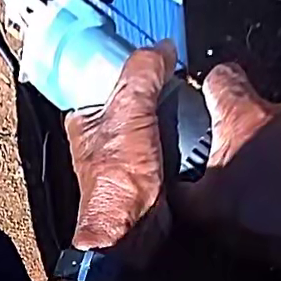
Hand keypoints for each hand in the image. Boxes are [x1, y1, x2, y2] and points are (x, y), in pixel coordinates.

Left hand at [63, 41, 176, 268]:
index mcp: (86, 117)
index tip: (155, 53)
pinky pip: (169, 142)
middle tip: (178, 78)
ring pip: (155, 119)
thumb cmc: (117, 183)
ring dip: (173, 112)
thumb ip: (143, 74)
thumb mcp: (129, 112)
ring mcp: (129, 154)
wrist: (136, 231)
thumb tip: (161, 49)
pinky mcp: (151, 171)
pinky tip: (194, 130)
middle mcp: (104, 135)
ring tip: (190, 102)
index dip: (130, 61)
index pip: (106, 75)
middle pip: (136, 96)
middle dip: (158, 87)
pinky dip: (182, 135)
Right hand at [172, 63, 280, 277]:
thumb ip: (178, 189)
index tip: (204, 109)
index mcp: (243, 115)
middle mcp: (280, 110)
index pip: (220, 75)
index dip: (207, 90)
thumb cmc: (267, 218)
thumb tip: (165, 183)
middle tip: (229, 168)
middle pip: (249, 107)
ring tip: (261, 188)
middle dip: (237, 133)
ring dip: (267, 150)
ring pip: (277, 130)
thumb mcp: (203, 210)